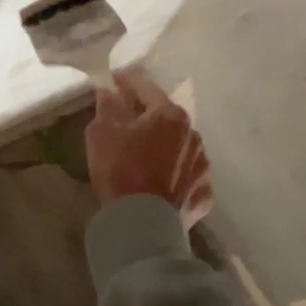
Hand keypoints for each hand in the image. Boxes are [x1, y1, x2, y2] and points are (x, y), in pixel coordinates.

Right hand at [85, 71, 212, 230]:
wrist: (143, 227)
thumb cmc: (120, 169)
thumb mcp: (101, 131)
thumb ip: (107, 105)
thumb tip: (110, 92)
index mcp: (169, 115)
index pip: (146, 88)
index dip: (128, 81)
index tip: (115, 79)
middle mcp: (193, 135)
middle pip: (166, 117)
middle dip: (148, 114)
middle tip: (128, 116)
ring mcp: (202, 166)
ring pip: (180, 146)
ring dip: (165, 144)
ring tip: (146, 150)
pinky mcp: (203, 195)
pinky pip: (186, 175)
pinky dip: (175, 172)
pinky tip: (162, 178)